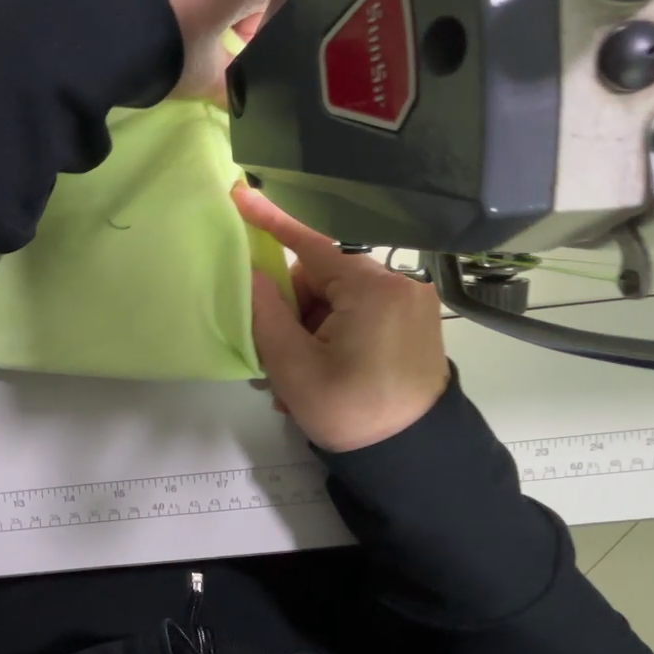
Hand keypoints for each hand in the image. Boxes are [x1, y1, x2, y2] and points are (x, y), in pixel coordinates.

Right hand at [234, 185, 450, 451]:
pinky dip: (330, 338)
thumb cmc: (350, 411)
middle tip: (276, 362)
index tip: (238, 194)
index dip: (269, 221)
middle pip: (318, 278)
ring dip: (307, 334)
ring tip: (296, 383)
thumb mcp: (293, 365)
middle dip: (291, 313)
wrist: (414, 459)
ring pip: (334, 300)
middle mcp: (398, 283)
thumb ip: (265, 311)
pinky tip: (319, 376)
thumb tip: (250, 273)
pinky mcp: (411, 322)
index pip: (310, 244)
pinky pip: (355, 315)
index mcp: (374, 288)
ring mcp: (408, 303)